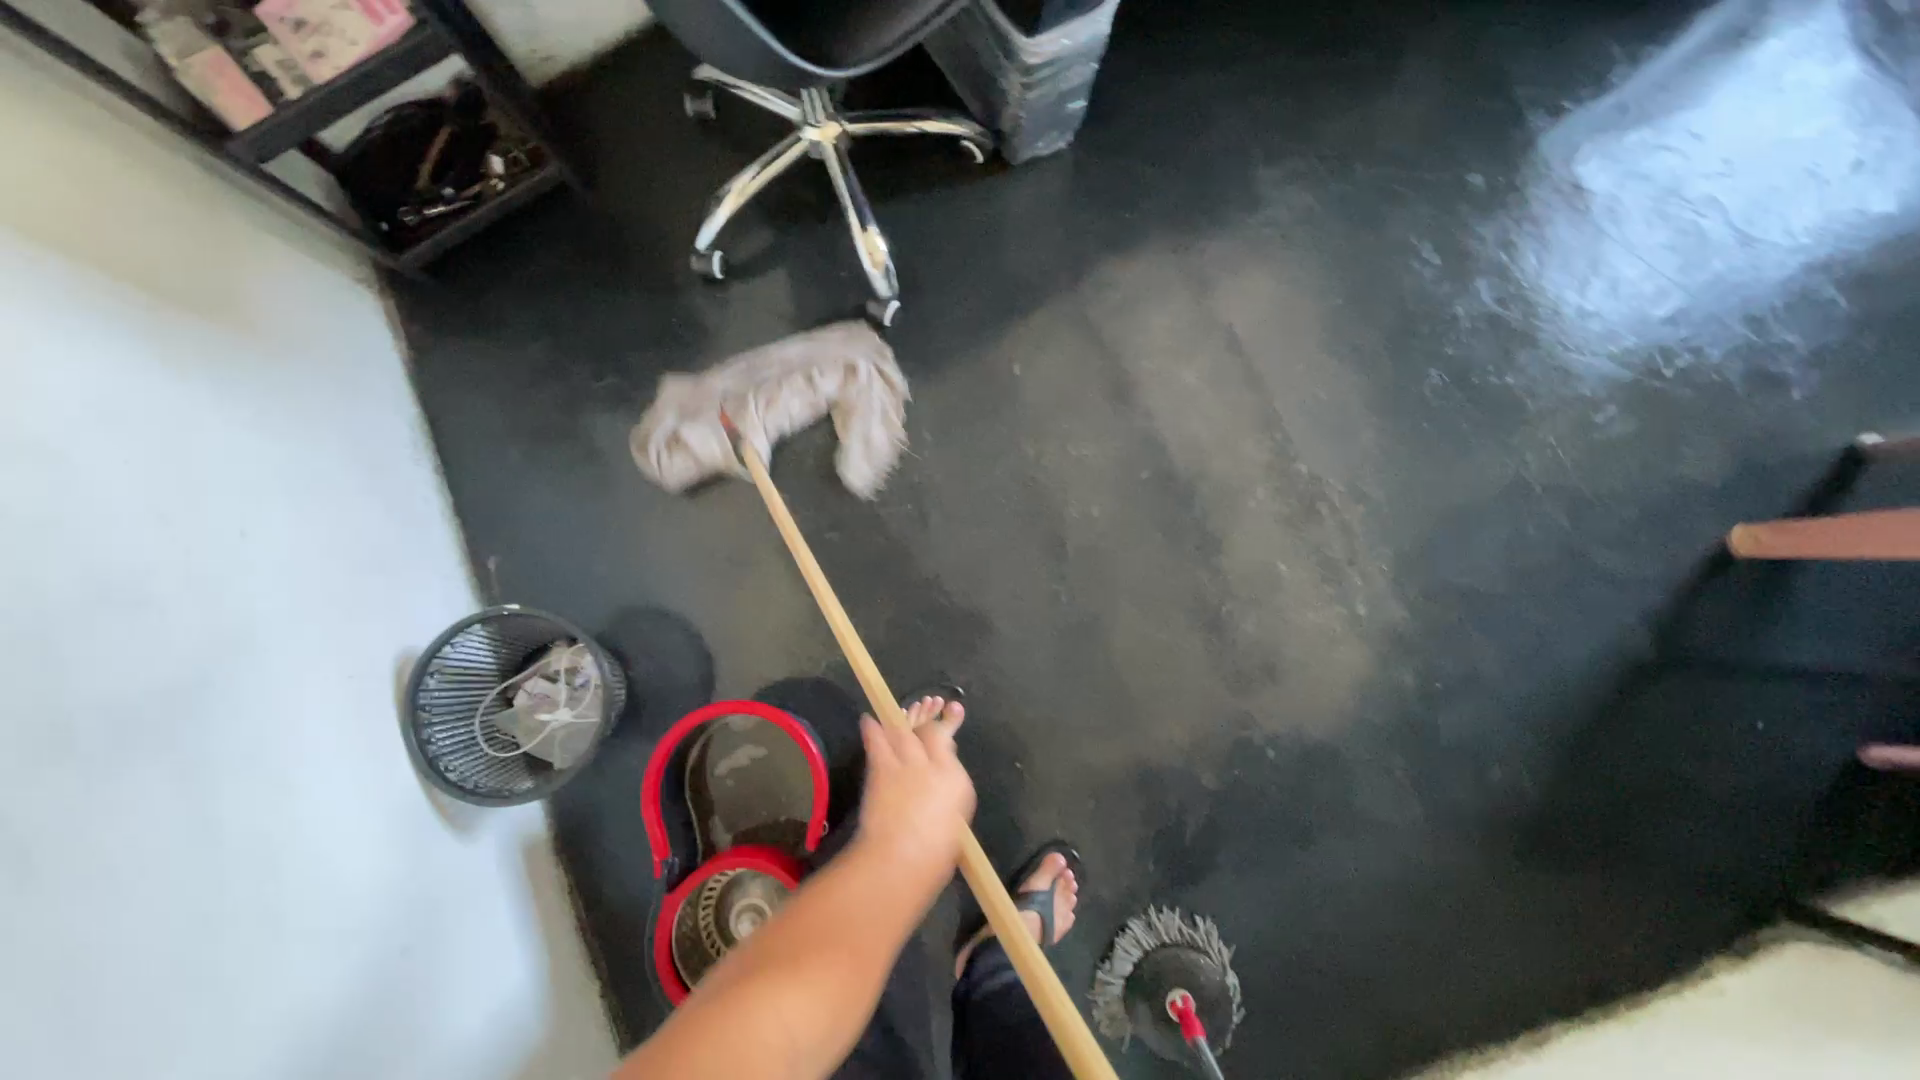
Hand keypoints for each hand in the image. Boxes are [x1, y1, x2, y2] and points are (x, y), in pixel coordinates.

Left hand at [853, 696, 974, 889]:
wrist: (902, 859)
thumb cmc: (932, 855)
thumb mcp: (951, 826)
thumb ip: (947, 800)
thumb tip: (939, 788)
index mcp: (957, 782)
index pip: (950, 746)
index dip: (948, 726)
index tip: (952, 712)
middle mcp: (935, 766)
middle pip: (928, 732)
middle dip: (927, 715)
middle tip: (928, 702)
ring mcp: (908, 764)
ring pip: (903, 732)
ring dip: (902, 718)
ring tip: (899, 708)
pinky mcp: (883, 769)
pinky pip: (878, 742)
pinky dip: (872, 729)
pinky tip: (869, 719)